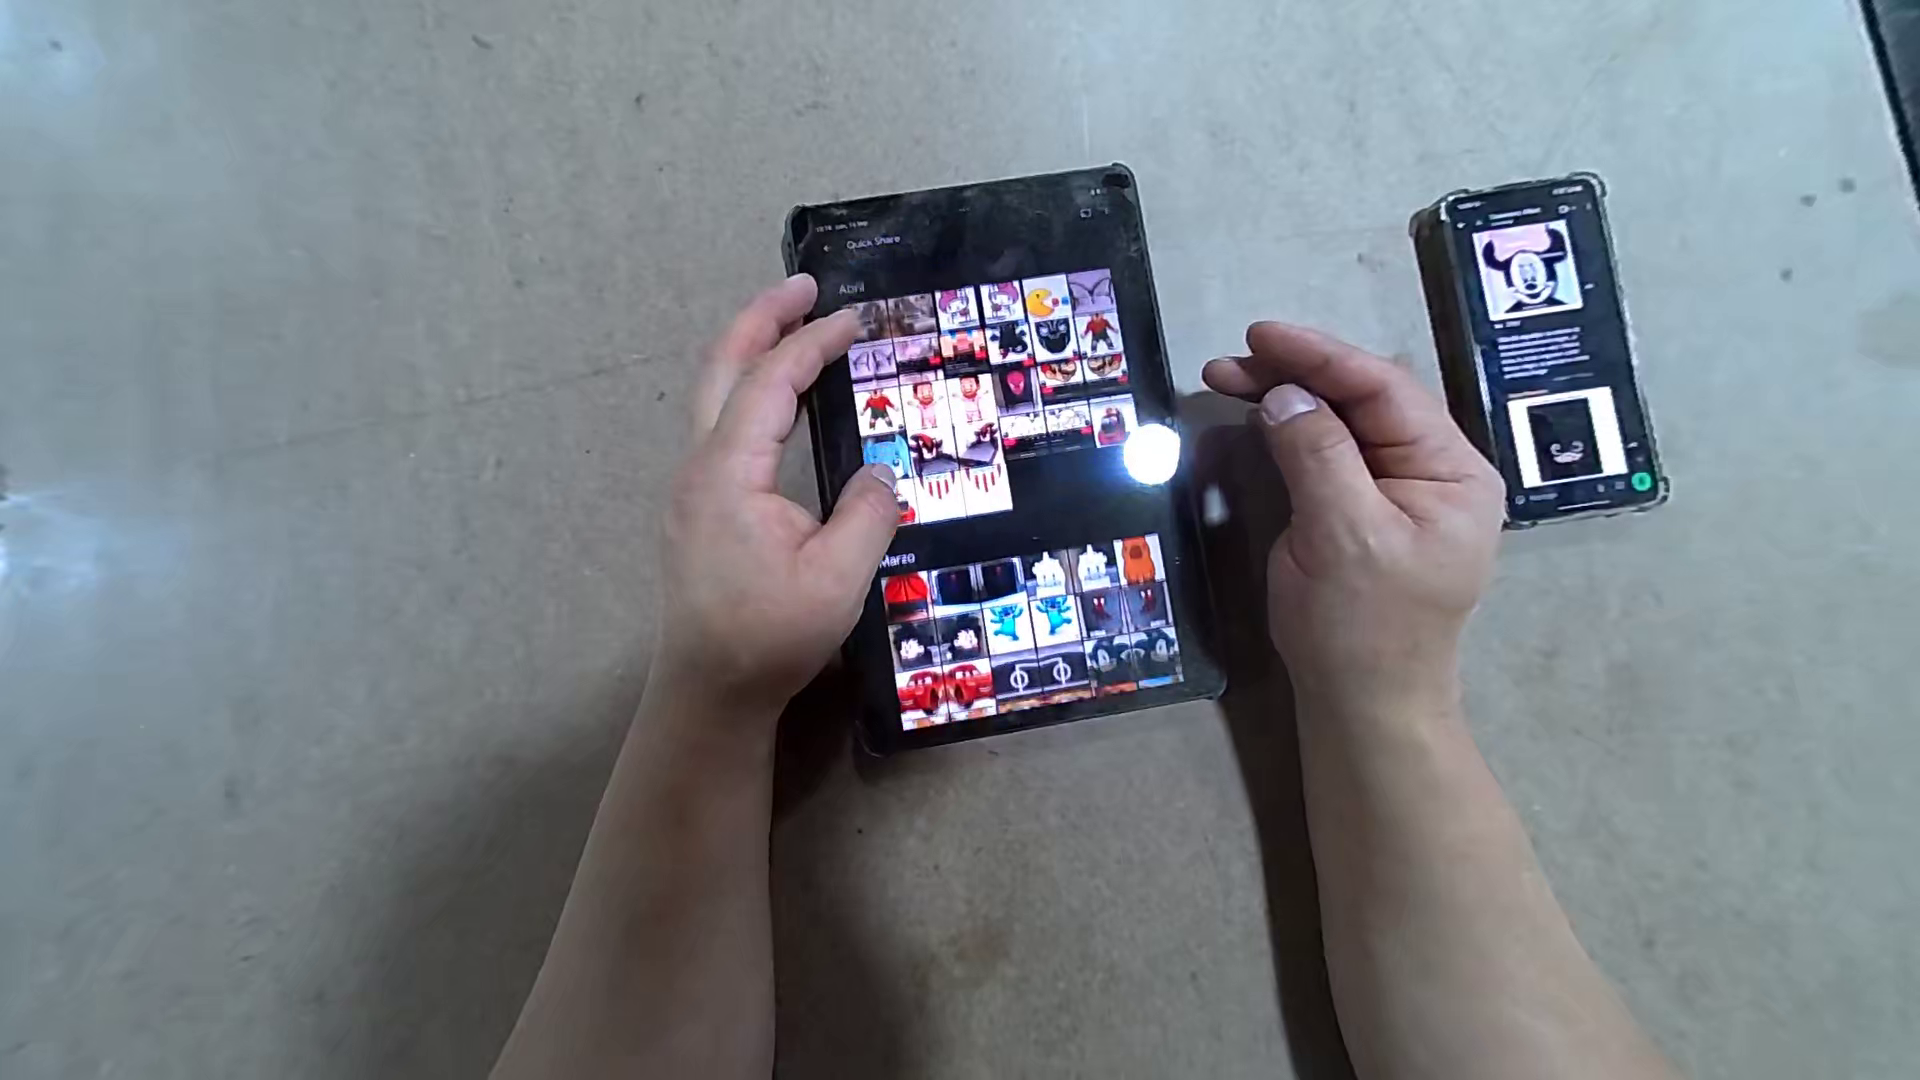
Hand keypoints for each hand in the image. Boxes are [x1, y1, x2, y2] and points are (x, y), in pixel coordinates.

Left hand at [655, 274, 898, 715]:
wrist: (712, 690)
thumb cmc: (770, 637)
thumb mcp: (837, 579)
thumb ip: (867, 515)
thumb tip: (882, 473)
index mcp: (729, 475)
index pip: (770, 385)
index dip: (812, 344)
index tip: (854, 318)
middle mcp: (701, 469)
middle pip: (721, 370)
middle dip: (761, 319)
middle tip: (803, 286)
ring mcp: (695, 488)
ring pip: (716, 398)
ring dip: (753, 354)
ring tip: (795, 328)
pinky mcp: (703, 508)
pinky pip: (725, 429)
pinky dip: (753, 394)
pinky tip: (780, 403)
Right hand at [1202, 323, 1503, 710]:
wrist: (1359, 693)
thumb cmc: (1361, 623)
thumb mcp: (1343, 535)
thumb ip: (1318, 457)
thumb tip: (1282, 395)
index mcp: (1448, 471)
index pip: (1384, 391)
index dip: (1321, 356)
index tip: (1260, 336)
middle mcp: (1424, 469)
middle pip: (1358, 399)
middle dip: (1294, 373)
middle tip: (1228, 363)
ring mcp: (1386, 487)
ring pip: (1335, 421)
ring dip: (1283, 396)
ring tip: (1227, 380)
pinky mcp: (1350, 506)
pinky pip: (1319, 451)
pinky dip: (1284, 428)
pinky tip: (1257, 413)